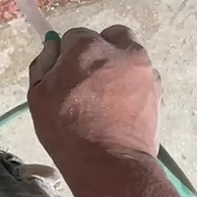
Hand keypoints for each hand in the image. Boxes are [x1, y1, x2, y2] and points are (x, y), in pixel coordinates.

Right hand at [28, 26, 160, 174]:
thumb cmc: (65, 127)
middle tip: (86, 75)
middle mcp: (121, 51)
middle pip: (111, 36)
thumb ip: (44, 63)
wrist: (108, 160)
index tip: (62, 72)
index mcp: (87, 47)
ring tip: (103, 95)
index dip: (65, 53)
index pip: (74, 35)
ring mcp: (145, 70)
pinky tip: (117, 106)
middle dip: (99, 48)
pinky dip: (130, 84)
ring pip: (129, 55)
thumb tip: (53, 46)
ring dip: (116, 66)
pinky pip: (141, 76)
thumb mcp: (37, 94)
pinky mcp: (158, 90)